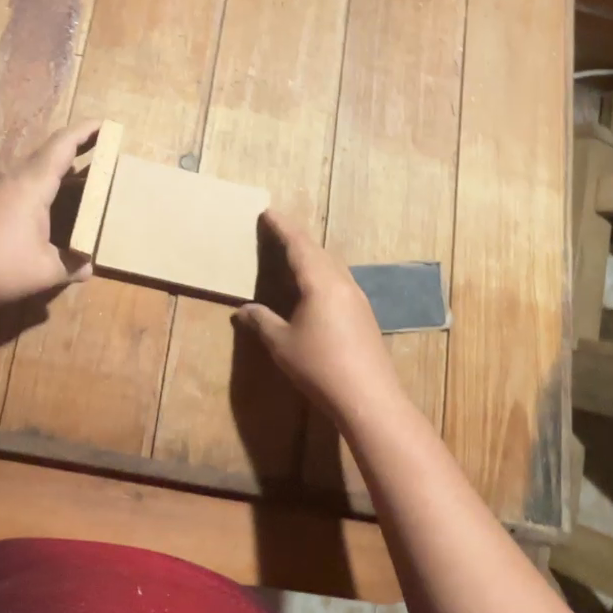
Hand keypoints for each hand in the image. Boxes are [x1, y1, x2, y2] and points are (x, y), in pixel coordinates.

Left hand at [0, 120, 100, 313]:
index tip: (106, 124)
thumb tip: (87, 268)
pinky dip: (43, 192)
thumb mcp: (44, 270)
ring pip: (34, 174)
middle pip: (48, 155)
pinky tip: (49, 213)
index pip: (63, 145)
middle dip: (76, 150)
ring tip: (82, 184)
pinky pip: (22, 191)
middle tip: (101, 152)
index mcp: (33, 184)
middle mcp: (15, 181)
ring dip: (58, 173)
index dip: (85, 132)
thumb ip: (70, 266)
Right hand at [234, 210, 404, 424]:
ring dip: (312, 255)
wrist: (369, 399)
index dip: (282, 227)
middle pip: (318, 251)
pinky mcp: (364, 316)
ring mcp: (357, 299)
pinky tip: (316, 287)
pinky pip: (340, 281)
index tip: (268, 212)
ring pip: (332, 265)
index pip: (299, 245)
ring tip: (294, 254)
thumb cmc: (320, 367)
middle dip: (297, 238)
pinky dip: (322, 273)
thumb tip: (242, 310)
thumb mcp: (282, 344)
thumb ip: (261, 322)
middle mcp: (342, 283)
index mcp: (320, 282)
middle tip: (278, 230)